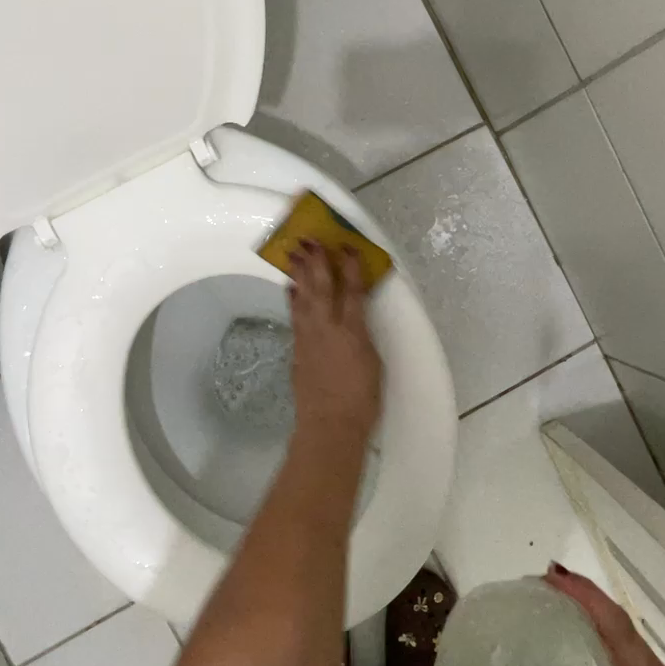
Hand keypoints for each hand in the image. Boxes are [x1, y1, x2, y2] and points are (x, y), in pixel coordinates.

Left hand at [287, 241, 382, 439]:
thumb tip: (354, 319)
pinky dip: (293, 299)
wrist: (329, 426)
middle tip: (308, 239)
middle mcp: (327, 328)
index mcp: (353, 331)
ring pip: (303, 298)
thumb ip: (362, 336)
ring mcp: (309, 338)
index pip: (352, 290)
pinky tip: (291, 288)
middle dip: (316, 261)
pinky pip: (295, 316)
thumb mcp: (373, 362)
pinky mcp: (298, 350)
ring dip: (300, 274)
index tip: (346, 245)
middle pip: (321, 286)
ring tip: (294, 253)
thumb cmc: (361, 399)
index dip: (350, 266)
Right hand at [545, 564, 664, 665]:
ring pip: (623, 635)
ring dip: (589, 614)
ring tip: (550, 605)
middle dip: (580, 596)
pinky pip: (626, 651)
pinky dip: (600, 635)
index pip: (617, 626)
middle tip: (537, 587)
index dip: (584, 595)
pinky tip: (577, 642)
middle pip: (618, 622)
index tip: (548, 576)